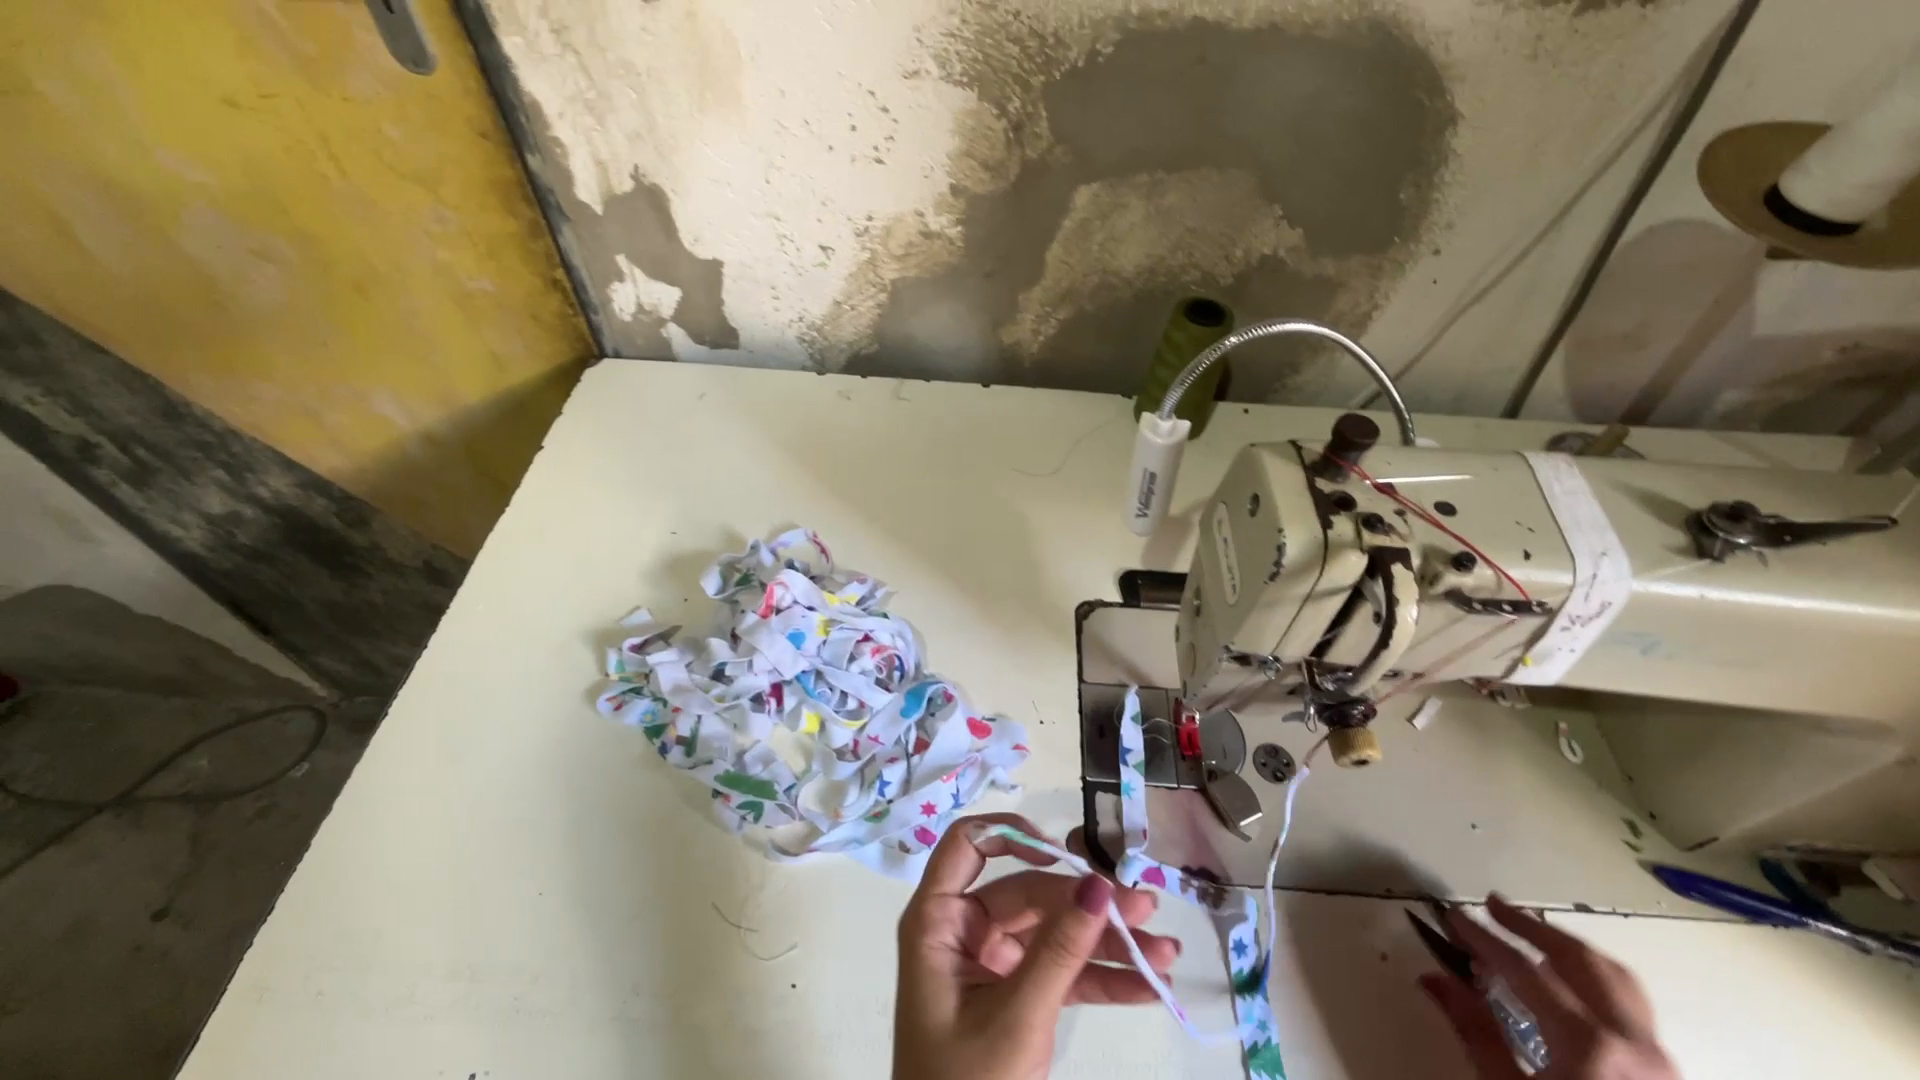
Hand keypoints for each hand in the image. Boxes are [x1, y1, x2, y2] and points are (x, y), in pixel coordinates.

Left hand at [893, 813, 1180, 1079]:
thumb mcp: (1017, 1015)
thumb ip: (1061, 950)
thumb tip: (1098, 884)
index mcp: (939, 921)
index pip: (968, 846)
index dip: (1011, 833)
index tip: (1063, 849)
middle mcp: (963, 930)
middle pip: (1029, 893)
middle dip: (1089, 905)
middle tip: (1148, 908)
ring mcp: (991, 963)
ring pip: (1053, 933)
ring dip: (1108, 944)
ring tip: (1166, 952)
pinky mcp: (1015, 994)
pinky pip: (1061, 973)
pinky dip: (1101, 980)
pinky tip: (1150, 985)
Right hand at [1420, 894, 1679, 1079]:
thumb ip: (1476, 1034)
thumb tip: (1435, 978)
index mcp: (1589, 1046)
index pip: (1525, 969)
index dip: (1484, 939)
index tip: (1453, 917)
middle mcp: (1634, 1043)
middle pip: (1580, 961)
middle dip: (1532, 928)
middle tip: (1493, 906)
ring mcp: (1662, 1059)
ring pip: (1618, 979)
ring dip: (1570, 948)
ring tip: (1533, 932)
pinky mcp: (1671, 1074)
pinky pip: (1633, 1005)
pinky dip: (1597, 977)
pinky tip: (1573, 981)